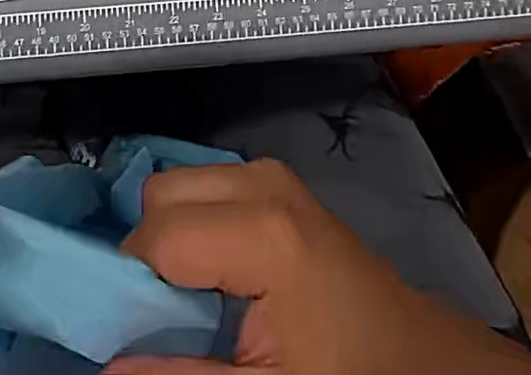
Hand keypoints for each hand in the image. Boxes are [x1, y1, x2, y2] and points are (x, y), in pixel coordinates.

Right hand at [108, 160, 530, 374]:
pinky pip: (202, 187)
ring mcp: (268, 173)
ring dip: (170, 236)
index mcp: (264, 232)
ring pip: (176, 185)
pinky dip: (192, 223)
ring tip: (198, 295)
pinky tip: (218, 270)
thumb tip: (106, 365)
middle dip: (150, 252)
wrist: (423, 359)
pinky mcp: (272, 180)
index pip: (157, 236)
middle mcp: (260, 181)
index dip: (136, 285)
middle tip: (173, 313)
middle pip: (161, 195)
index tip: (143, 331)